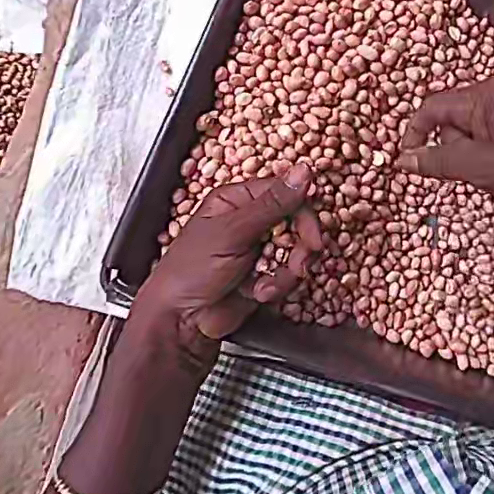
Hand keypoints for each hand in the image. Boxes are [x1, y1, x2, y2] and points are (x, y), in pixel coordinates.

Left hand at [131, 164, 324, 372]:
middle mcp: (250, 221)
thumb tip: (304, 171)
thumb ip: (273, 204)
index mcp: (237, 201)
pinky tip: (258, 293)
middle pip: (296, 222)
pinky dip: (278, 285)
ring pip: (296, 250)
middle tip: (298, 264)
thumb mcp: (233, 232)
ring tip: (266, 285)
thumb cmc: (192, 271)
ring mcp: (257, 248)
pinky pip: (288, 273)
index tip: (313, 236)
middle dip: (299, 247)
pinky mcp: (263, 274)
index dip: (302, 213)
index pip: (284, 193)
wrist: (181, 322)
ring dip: (287, 271)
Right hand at [395, 78, 493, 210]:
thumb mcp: (478, 167)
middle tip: (465, 174)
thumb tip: (406, 160)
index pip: (431, 108)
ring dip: (472, 155)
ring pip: (475, 130)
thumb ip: (437, 161)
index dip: (414, 135)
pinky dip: (491, 156)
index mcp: (482, 96)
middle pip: (453, 118)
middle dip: (450, 148)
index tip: (408, 161)